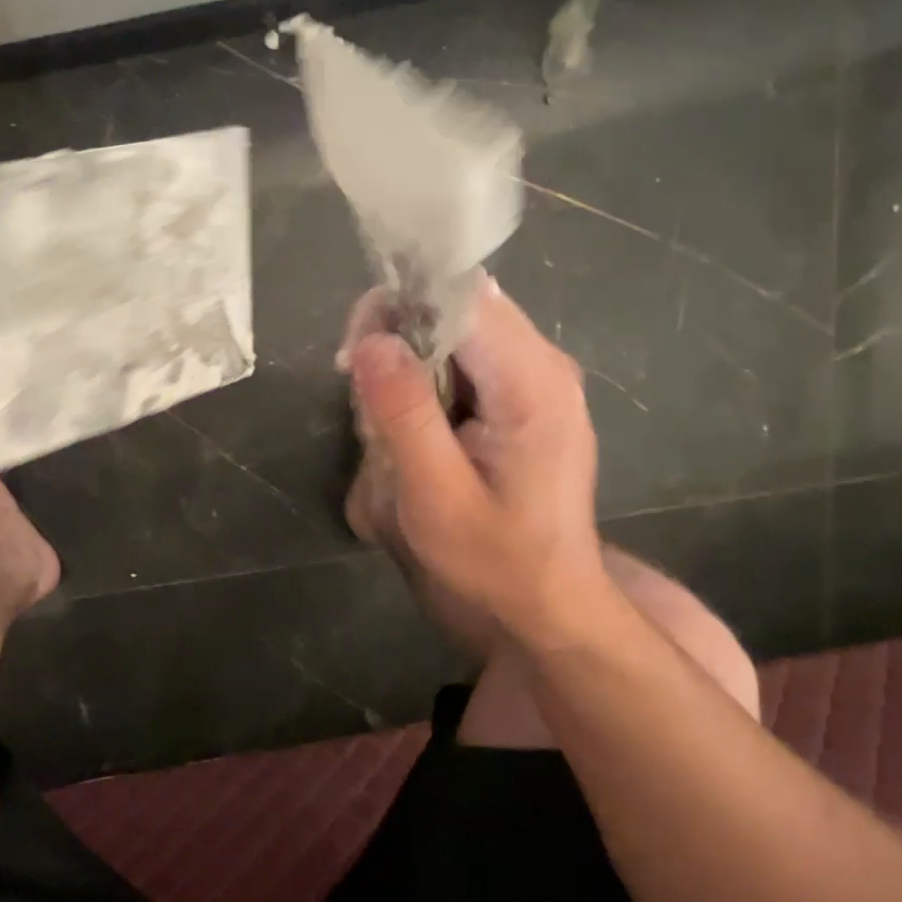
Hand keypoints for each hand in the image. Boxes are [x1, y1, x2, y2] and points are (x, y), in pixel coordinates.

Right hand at [347, 280, 603, 632]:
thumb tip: (371, 339)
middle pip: (455, 308)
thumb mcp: (435, 495)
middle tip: (363, 401)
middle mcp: (543, 364)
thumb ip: (404, 414)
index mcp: (532, 383)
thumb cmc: (493, 559)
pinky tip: (412, 430)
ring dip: (406, 365)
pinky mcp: (524, 394)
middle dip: (396, 341)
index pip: (460, 300)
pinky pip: (462, 359)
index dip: (398, 312)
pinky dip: (424, 381)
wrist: (548, 602)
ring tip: (386, 427)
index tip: (354, 359)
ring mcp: (538, 377)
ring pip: (453, 331)